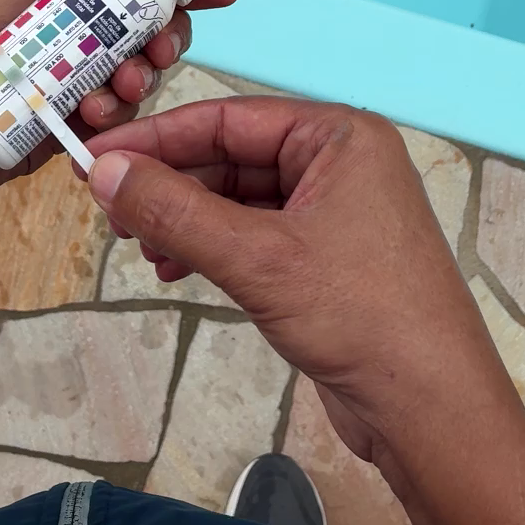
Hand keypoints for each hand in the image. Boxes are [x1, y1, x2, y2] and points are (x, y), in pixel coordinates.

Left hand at [0, 0, 239, 275]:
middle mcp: (37, 29)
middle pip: (123, 21)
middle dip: (155, 33)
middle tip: (163, 50)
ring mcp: (44, 80)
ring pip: (119, 69)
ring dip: (134, 77)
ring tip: (123, 92)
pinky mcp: (47, 127)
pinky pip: (100, 115)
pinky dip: (109, 117)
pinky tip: (94, 124)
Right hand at [83, 98, 524, 524]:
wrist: (429, 406)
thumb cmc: (357, 312)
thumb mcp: (257, 257)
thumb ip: (176, 211)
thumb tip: (103, 171)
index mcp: (341, 136)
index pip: (232, 119)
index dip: (159, 138)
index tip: (95, 158)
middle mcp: (341, 162)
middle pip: (237, 156)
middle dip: (173, 183)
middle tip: (109, 209)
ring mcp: (337, 209)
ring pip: (244, 198)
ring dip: (189, 218)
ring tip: (139, 245)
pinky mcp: (328, 253)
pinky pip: (259, 232)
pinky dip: (215, 245)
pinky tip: (176, 267)